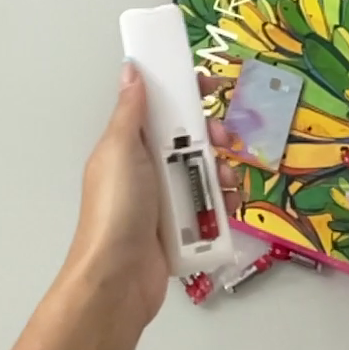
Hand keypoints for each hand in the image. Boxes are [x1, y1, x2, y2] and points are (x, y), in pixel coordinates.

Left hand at [61, 65, 237, 325]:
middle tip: (223, 140)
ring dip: (223, 170)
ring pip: (204, 170)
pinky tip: (231, 204)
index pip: (159, 106)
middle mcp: (148, 167)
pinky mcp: (182, 225)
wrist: (117, 280)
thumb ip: (130, 110)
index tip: (209, 85)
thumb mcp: (120, 151)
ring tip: (229, 181)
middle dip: (212, 134)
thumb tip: (131, 69)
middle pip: (189, 137)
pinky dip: (225, 201)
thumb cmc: (116, 209)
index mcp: (129, 144)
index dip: (184, 92)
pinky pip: (210, 203)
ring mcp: (165, 197)